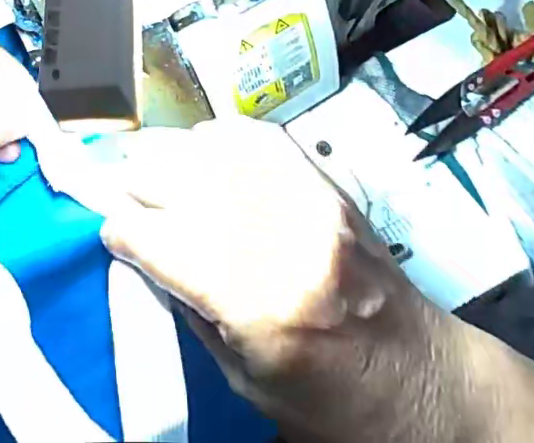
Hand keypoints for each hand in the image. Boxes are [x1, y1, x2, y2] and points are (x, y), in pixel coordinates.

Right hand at [101, 118, 473, 442]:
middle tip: (125, 194)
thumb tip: (139, 248)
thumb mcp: (242, 379)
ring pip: (203, 148)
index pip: (155, 238)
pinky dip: (217, 138)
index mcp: (254, 301)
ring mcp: (302, 197)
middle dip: (135, 186)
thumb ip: (186, 304)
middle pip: (172, 179)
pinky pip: (250, 134)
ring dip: (169, 157)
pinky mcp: (320, 180)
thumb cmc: (330, 400)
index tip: (110, 233)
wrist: (423, 381)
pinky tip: (203, 153)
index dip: (121, 231)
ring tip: (154, 169)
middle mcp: (275, 235)